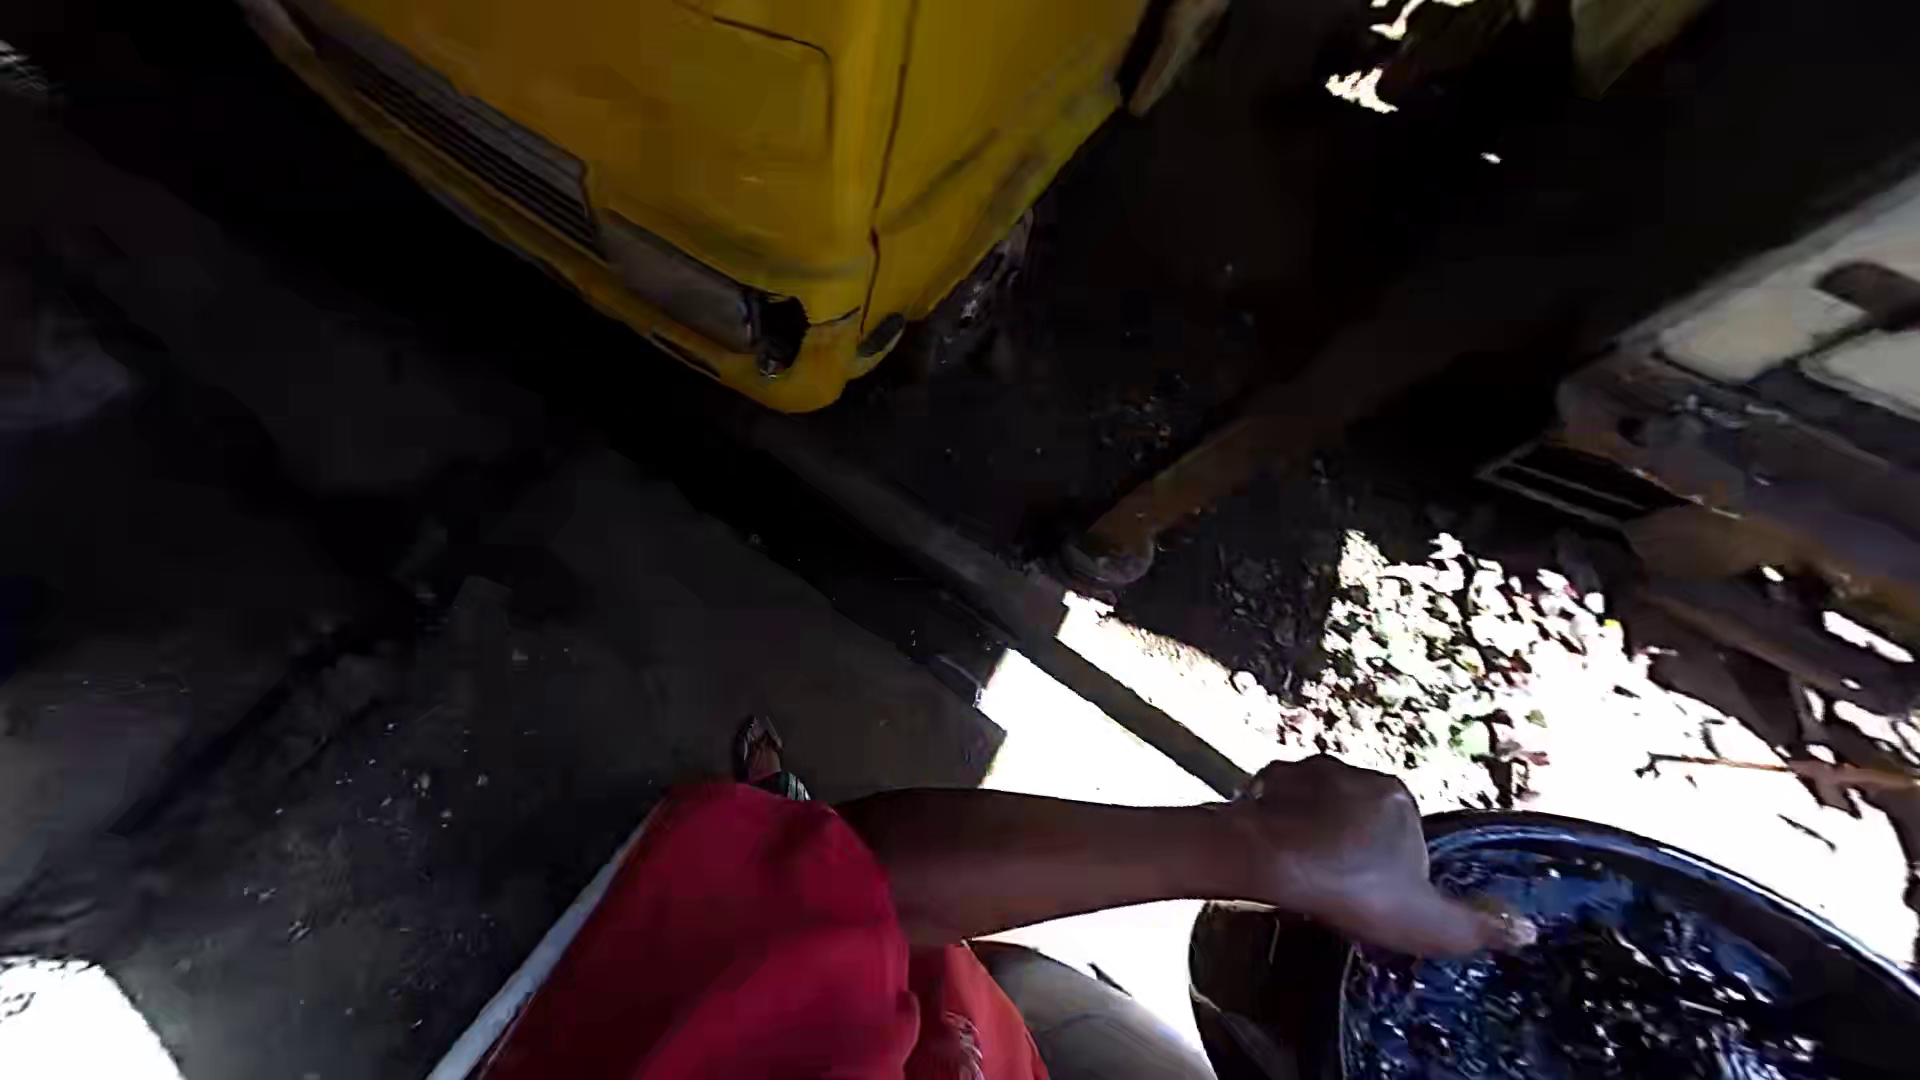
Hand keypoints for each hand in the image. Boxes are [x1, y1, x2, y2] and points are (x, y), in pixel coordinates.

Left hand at [1222, 755, 1534, 956]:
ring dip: (1312, 826)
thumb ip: (1481, 925)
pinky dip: (1278, 818)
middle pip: (1356, 809)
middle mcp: (1347, 767)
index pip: (1403, 826)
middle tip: (1339, 879)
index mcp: (1394, 792)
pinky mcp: (1262, 775)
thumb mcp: (1431, 922)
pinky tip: (1277, 846)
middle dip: (1351, 838)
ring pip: (1314, 801)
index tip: (1377, 887)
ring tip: (1306, 865)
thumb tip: (1524, 927)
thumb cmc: (1353, 886)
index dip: (1393, 861)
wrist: (1270, 856)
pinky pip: (1277, 799)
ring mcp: (1300, 767)